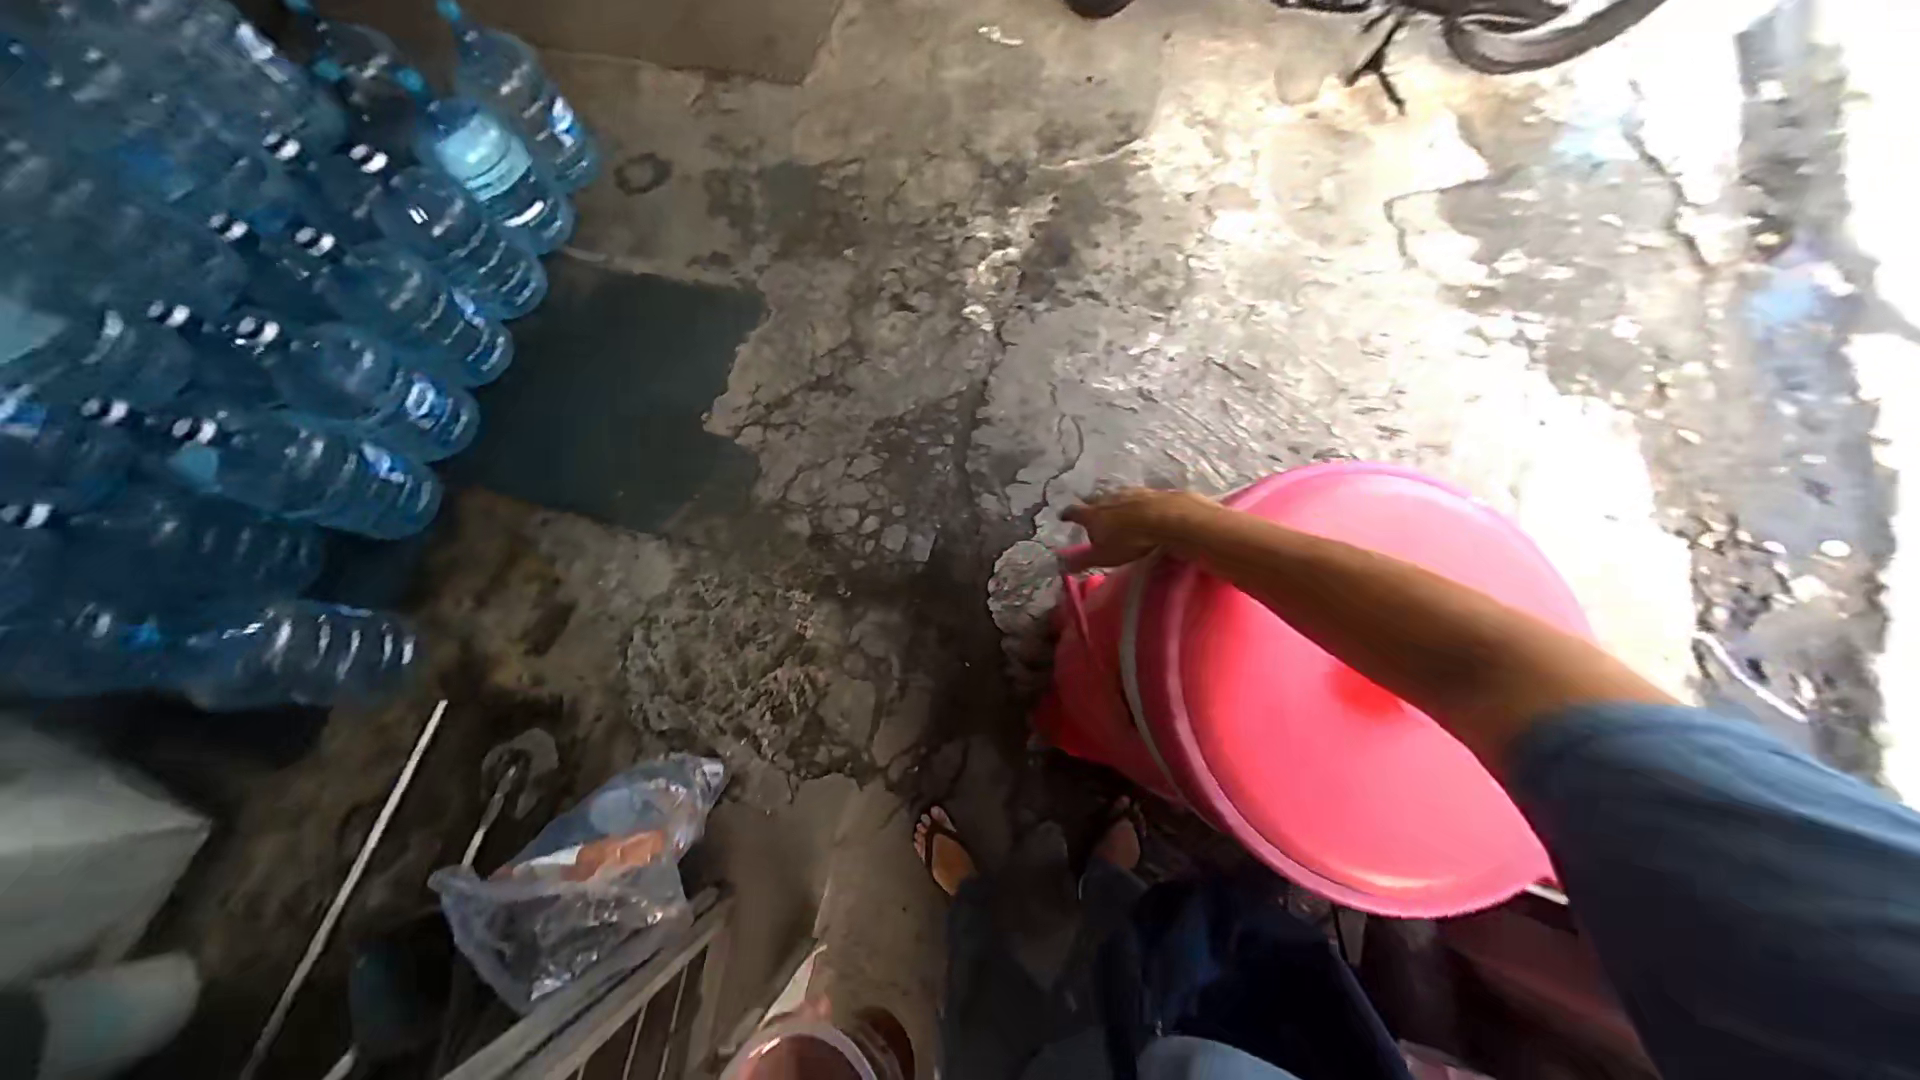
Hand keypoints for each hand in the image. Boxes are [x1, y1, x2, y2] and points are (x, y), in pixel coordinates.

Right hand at [1060, 488, 1217, 569]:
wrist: (1166, 519)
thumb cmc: (1128, 540)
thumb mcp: (1102, 556)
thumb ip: (1082, 560)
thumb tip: (1061, 565)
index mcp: (1091, 514)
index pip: (1073, 512)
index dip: (1067, 515)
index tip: (1063, 516)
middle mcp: (1106, 498)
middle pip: (1094, 500)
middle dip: (1092, 508)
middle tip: (1093, 515)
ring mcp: (1129, 492)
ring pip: (1116, 497)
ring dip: (1114, 504)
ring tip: (1117, 513)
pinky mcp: (1150, 491)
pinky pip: (1137, 497)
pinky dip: (1136, 504)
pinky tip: (1141, 510)